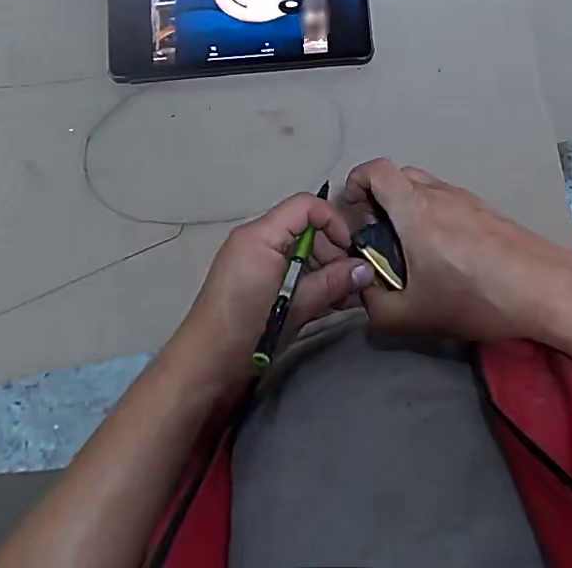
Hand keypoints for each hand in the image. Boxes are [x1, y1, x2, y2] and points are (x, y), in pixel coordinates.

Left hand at [164, 191, 371, 396]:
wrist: (204, 367)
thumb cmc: (247, 328)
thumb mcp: (295, 305)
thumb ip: (331, 283)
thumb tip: (367, 269)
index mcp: (261, 234)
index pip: (305, 206)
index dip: (333, 222)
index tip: (349, 251)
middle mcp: (255, 240)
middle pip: (303, 227)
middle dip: (331, 250)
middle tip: (350, 281)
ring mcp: (252, 261)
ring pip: (298, 250)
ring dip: (322, 269)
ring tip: (344, 296)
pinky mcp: (253, 282)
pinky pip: (286, 268)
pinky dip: (306, 280)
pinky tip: (327, 301)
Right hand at [341, 158, 571, 343]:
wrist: (547, 290)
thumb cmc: (476, 296)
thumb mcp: (415, 316)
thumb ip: (376, 308)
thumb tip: (364, 296)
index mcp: (414, 209)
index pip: (376, 169)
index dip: (356, 181)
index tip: (354, 210)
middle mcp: (438, 193)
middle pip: (397, 175)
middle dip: (379, 197)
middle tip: (380, 233)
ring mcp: (466, 198)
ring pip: (424, 186)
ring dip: (407, 205)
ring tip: (413, 246)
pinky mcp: (487, 210)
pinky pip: (447, 199)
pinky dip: (433, 213)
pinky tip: (446, 252)